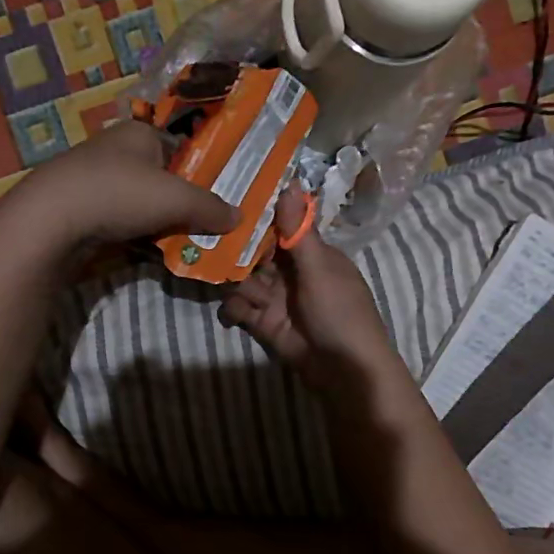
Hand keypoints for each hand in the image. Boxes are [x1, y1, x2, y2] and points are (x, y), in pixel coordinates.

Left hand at [11, 121, 237, 245]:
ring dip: (161, 225)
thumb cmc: (118, 193)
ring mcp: (94, 182)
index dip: (205, 172)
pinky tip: (151, 254)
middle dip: (184, 204)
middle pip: (162, 178)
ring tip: (186, 245)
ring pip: (141, 204)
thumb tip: (239, 217)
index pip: (182, 148)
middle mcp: (116, 152)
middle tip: (209, 228)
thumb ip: (210, 207)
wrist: (49, 221)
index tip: (223, 199)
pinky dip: (137, 238)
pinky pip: (120, 224)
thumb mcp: (175, 198)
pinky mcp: (81, 212)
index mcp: (139, 133)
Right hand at [220, 186, 402, 390]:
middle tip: (209, 244)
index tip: (227, 206)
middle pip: (255, 255)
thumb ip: (299, 231)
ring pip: (244, 281)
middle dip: (236, 253)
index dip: (255, 219)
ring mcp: (276, 299)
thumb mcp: (320, 269)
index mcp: (311, 255)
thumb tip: (291, 182)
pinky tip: (236, 314)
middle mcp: (291, 273)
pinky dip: (234, 310)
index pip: (279, 229)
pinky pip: (240, 309)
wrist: (344, 371)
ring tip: (227, 286)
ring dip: (235, 284)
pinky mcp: (263, 323)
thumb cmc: (341, 313)